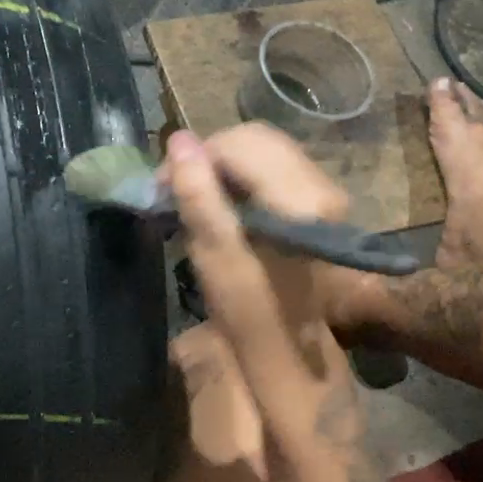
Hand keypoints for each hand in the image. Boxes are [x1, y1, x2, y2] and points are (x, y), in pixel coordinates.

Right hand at [164, 125, 348, 397]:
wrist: (288, 342)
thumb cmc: (249, 308)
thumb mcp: (215, 255)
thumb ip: (198, 195)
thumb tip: (178, 140)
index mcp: (298, 198)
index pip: (240, 143)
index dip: (195, 156)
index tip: (163, 186)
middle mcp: (319, 183)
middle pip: (252, 139)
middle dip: (205, 157)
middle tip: (172, 189)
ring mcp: (319, 189)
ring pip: (259, 149)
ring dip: (217, 166)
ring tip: (189, 197)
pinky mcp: (311, 199)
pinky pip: (267, 165)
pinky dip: (233, 176)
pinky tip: (215, 203)